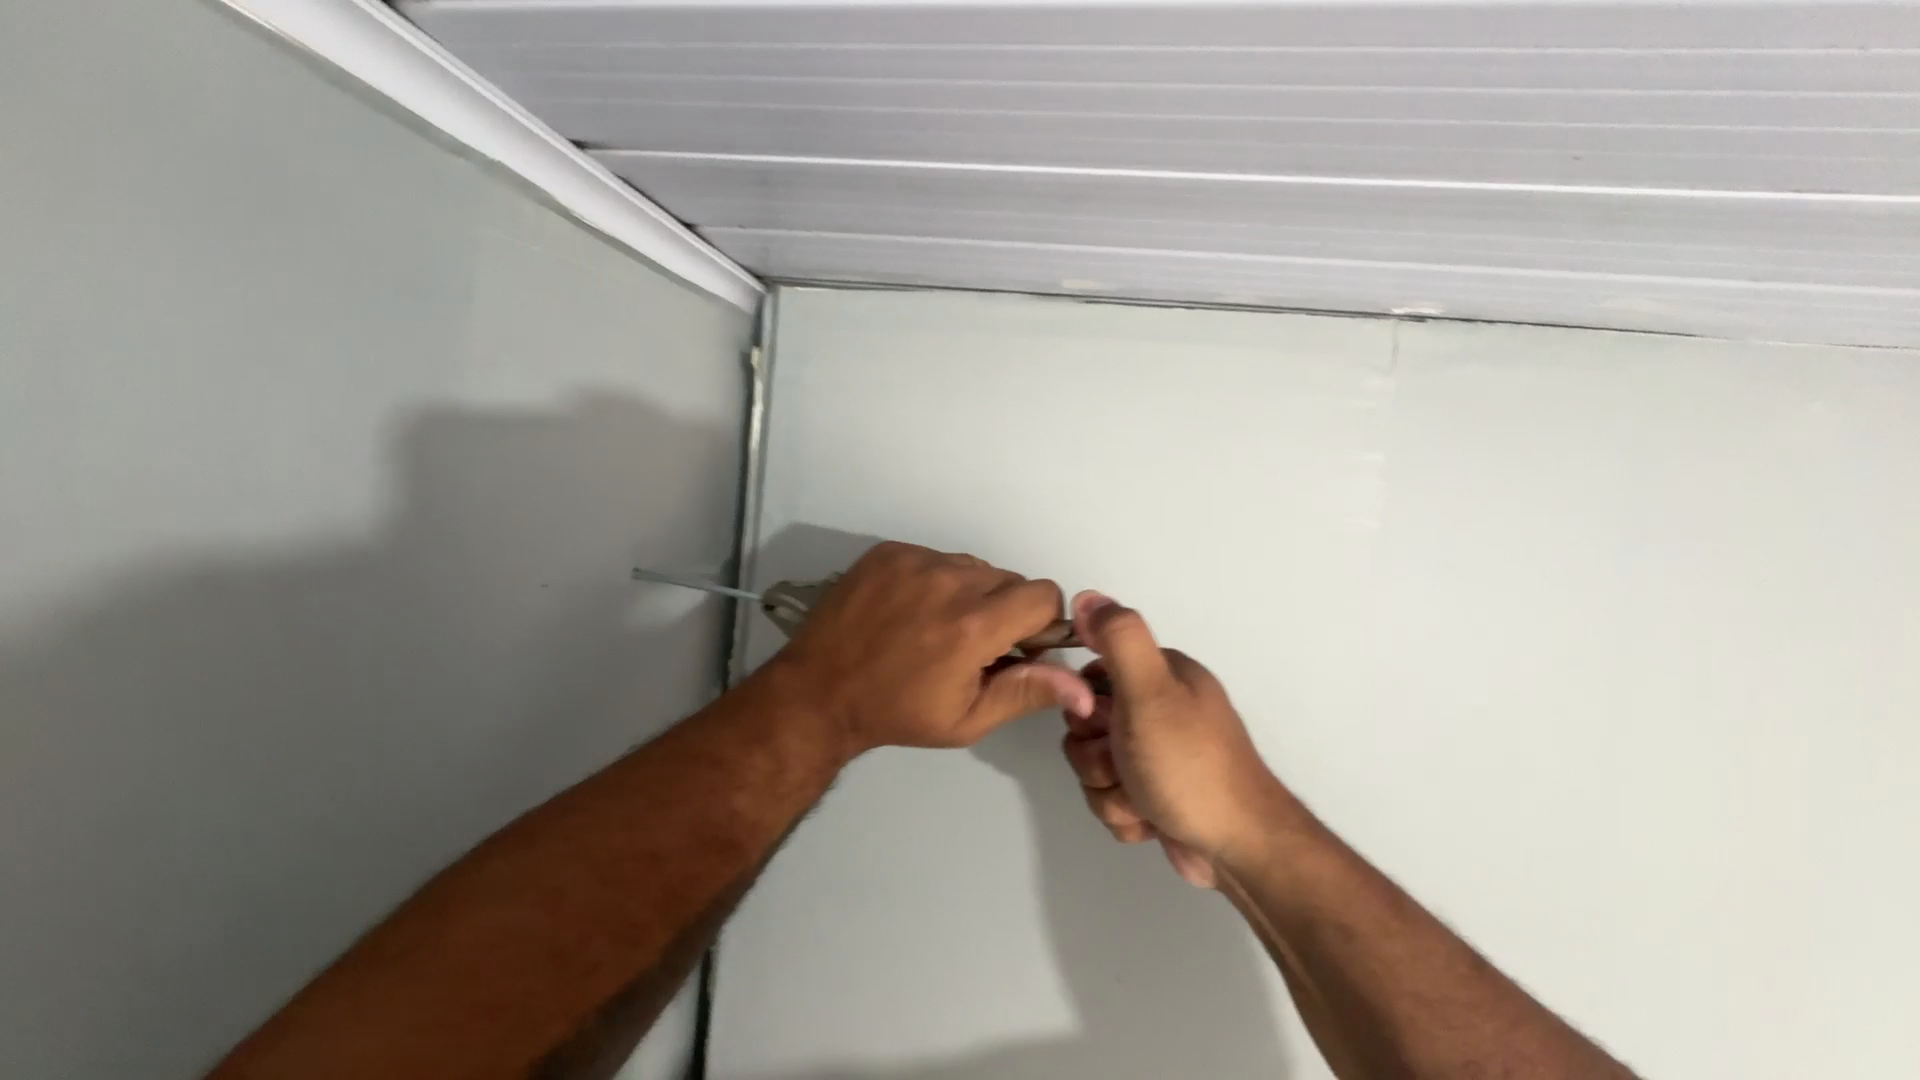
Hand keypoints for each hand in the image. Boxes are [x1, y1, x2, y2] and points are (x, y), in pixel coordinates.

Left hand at [767, 542, 1093, 756]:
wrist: (819, 691)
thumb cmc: (898, 712)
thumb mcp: (967, 718)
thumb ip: (1027, 691)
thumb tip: (1082, 685)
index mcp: (974, 625)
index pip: (1044, 595)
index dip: (1039, 622)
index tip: (1017, 646)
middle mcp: (949, 580)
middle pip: (1009, 579)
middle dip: (1004, 609)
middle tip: (973, 644)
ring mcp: (915, 560)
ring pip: (973, 566)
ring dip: (970, 593)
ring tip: (936, 627)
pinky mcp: (889, 552)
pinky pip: (935, 557)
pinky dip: (934, 580)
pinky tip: (910, 611)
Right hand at [1061, 591, 1293, 887]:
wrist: (1236, 848)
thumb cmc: (1190, 764)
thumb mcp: (1151, 691)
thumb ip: (1118, 640)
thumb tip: (1088, 596)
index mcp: (1163, 678)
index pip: (1091, 677)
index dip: (1084, 705)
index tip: (1101, 721)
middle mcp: (1161, 712)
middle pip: (1086, 729)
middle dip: (1095, 756)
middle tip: (1124, 763)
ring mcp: (1159, 757)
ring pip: (1095, 769)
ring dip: (1110, 791)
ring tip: (1143, 798)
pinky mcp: (1157, 797)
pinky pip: (1112, 800)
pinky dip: (1125, 814)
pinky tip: (1151, 819)